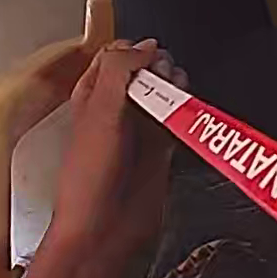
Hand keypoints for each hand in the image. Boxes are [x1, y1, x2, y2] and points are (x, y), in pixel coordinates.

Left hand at [43, 39, 179, 269]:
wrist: (102, 230)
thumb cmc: (88, 177)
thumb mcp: (99, 112)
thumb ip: (118, 72)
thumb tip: (145, 47)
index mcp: (93, 93)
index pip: (116, 54)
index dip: (135, 51)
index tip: (149, 61)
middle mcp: (117, 107)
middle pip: (146, 70)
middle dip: (160, 67)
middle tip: (164, 80)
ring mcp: (139, 128)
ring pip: (165, 93)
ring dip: (176, 88)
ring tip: (178, 96)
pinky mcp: (160, 147)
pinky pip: (179, 120)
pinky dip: (186, 113)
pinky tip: (188, 115)